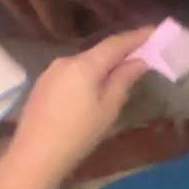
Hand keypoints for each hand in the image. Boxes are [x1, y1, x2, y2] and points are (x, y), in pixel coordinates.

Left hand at [3, 27, 154, 186]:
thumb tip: (138, 62)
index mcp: (84, 64)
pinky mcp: (41, 86)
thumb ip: (123, 80)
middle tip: (140, 58)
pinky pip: (70, 74)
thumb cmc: (78, 135)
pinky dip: (86, 77)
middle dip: (119, 54)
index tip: (153, 32)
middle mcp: (65, 61)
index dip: (136, 37)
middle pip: (98, 52)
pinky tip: (91, 91)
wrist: (34, 156)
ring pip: (83, 64)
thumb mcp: (108, 109)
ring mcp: (50, 72)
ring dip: (101, 67)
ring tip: (118, 77)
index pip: (115, 43)